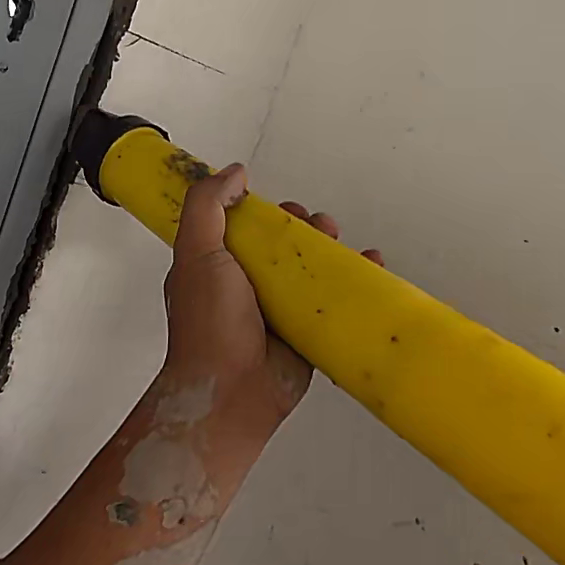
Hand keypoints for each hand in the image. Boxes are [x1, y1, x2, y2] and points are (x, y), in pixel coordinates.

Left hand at [163, 163, 382, 423]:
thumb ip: (207, 206)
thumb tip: (233, 173)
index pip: (240, 227)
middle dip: (300, 228)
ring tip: (338, 240)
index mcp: (212, 265)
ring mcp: (274, 310)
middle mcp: (242, 286)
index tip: (279, 208)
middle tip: (316, 224)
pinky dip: (352, 281)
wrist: (231, 391)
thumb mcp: (196, 251)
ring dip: (328, 249)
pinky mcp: (303, 333)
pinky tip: (368, 265)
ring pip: (306, 270)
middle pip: (278, 245)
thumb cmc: (208, 323)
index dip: (262, 212)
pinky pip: (330, 302)